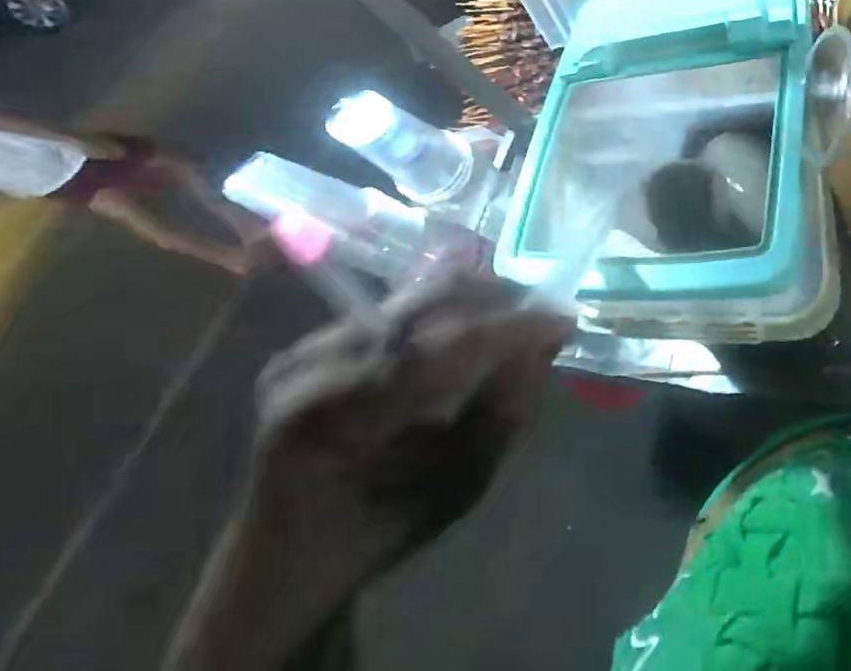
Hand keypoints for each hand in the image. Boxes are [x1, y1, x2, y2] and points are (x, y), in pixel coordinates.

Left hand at [247, 273, 571, 572]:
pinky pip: (387, 310)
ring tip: (510, 318)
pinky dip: (435, 314)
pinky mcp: (306, 342)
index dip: (512, 327)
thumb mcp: (455, 487)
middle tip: (542, 312)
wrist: (286, 551)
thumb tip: (542, 347)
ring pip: (407, 299)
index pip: (446, 346)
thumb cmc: (379, 530)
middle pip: (423, 305)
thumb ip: (502, 413)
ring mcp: (302, 350)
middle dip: (494, 300)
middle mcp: (313, 369)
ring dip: (468, 302)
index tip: (564, 320)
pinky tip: (463, 328)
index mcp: (343, 419)